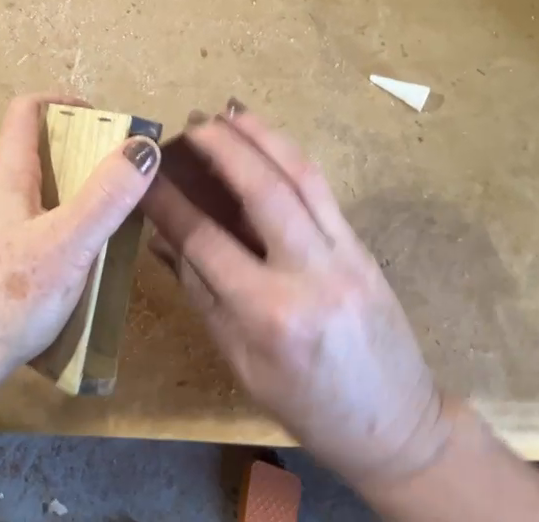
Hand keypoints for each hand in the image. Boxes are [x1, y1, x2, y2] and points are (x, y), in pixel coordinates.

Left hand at [0, 93, 161, 384]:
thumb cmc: (11, 293)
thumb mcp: (70, 242)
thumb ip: (107, 195)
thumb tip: (141, 146)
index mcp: (4, 171)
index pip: (27, 108)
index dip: (64, 102)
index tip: (105, 120)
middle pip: (33, 146)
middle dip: (79, 149)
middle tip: (119, 173)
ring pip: (33, 184)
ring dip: (71, 186)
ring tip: (109, 212)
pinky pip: (27, 216)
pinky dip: (58, 217)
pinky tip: (79, 252)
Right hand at [143, 105, 451, 488]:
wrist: (395, 426)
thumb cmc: (305, 405)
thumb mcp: (239, 359)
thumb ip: (201, 292)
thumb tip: (162, 237)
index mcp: (270, 315)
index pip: (207, 240)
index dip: (169, 202)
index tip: (143, 170)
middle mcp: (311, 276)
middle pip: (263, 190)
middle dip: (223, 147)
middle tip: (190, 122)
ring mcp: (346, 256)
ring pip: (302, 177)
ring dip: (263, 136)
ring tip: (228, 112)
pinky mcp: (364, 247)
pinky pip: (323, 190)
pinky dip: (291, 156)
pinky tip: (267, 140)